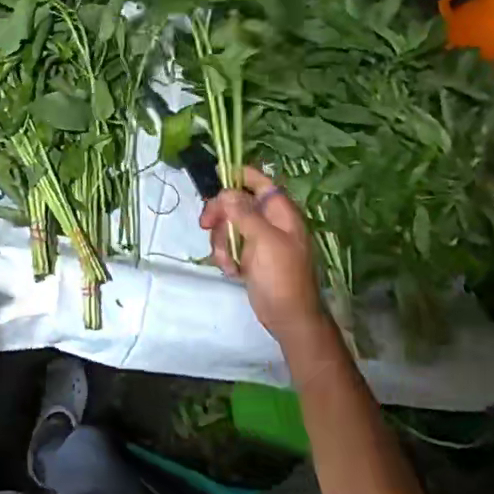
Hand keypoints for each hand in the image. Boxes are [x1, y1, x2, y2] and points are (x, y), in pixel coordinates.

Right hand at [199, 167, 330, 353]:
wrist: (288, 317)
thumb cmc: (282, 276)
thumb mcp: (265, 241)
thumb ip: (244, 213)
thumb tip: (226, 192)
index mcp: (281, 213)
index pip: (260, 182)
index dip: (239, 175)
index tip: (215, 176)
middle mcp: (269, 221)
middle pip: (236, 203)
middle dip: (220, 215)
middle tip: (205, 224)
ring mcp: (258, 239)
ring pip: (227, 225)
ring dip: (220, 242)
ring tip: (227, 263)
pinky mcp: (248, 256)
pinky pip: (228, 245)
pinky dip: (224, 256)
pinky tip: (231, 271)